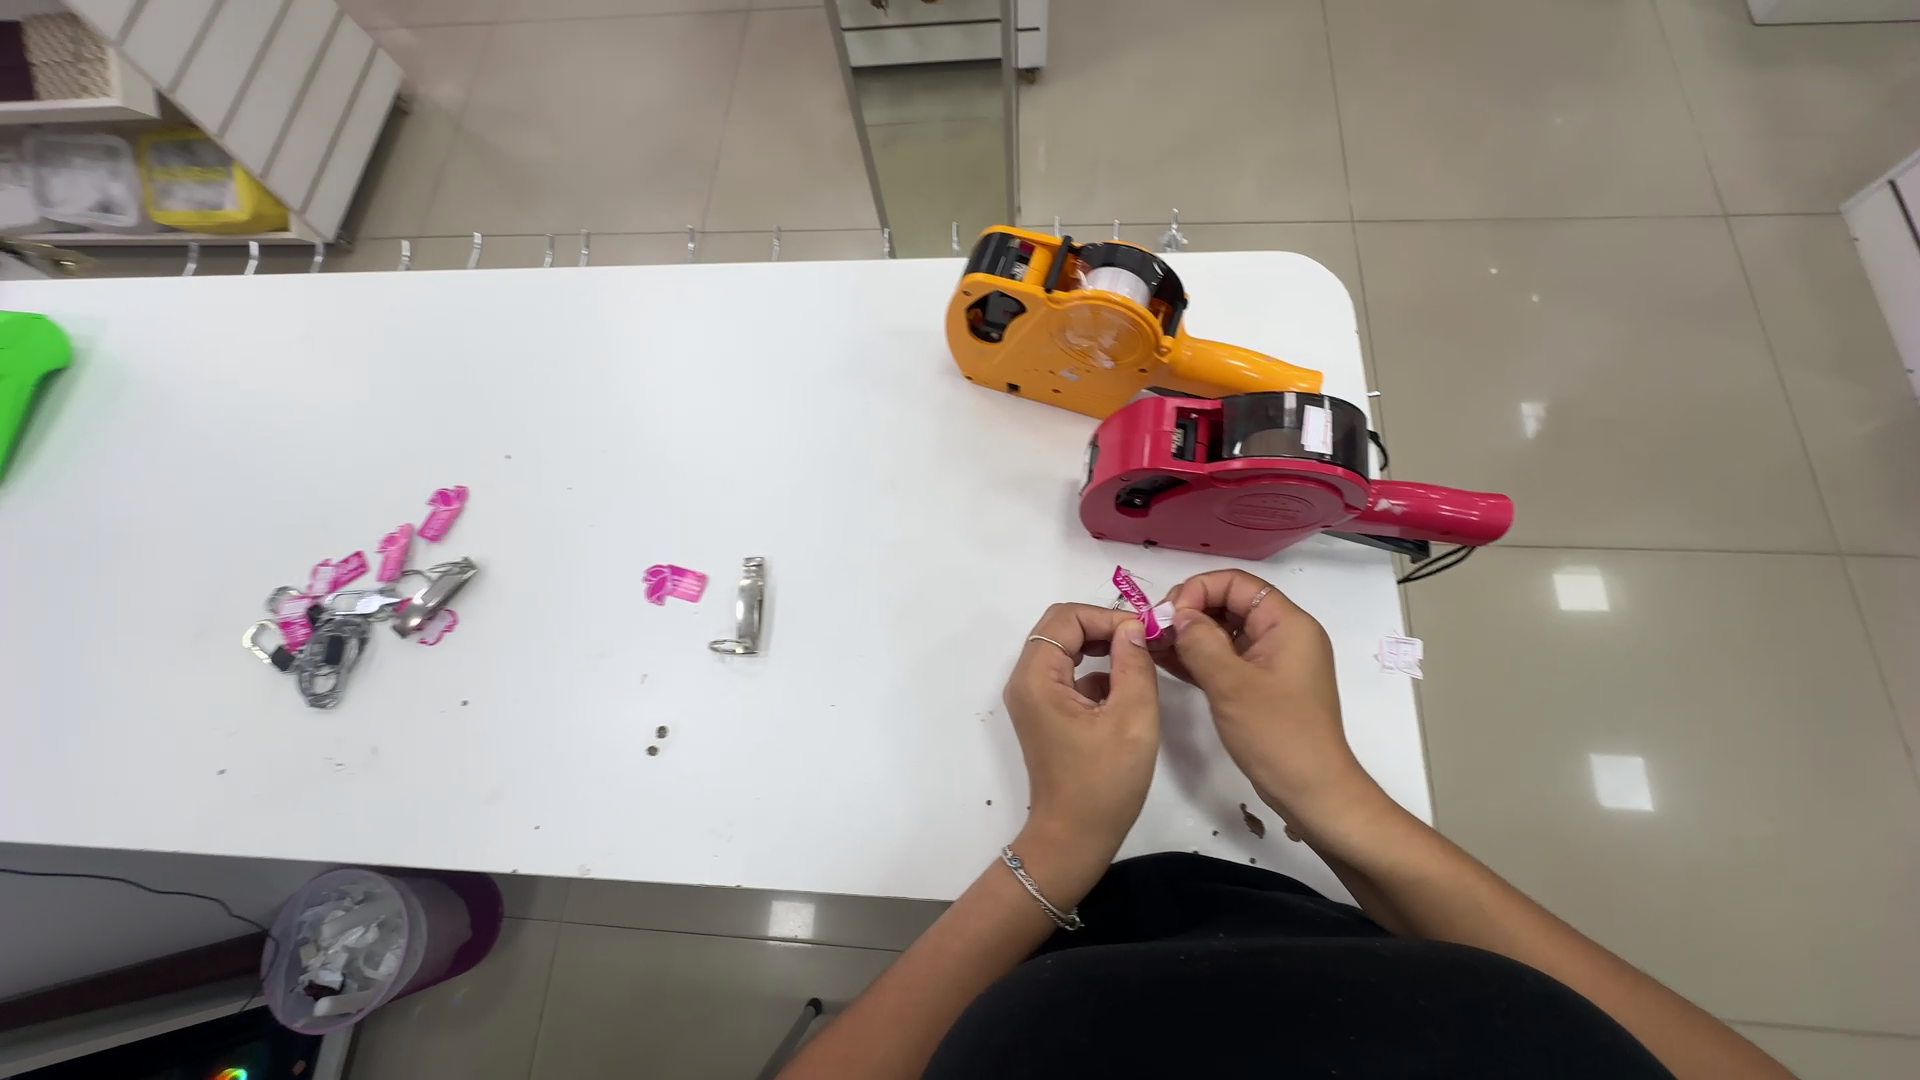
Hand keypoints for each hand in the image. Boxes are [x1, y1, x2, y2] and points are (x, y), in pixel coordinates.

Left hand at [1004, 604, 1160, 857]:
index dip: (1106, 616)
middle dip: (1102, 626)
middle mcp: (1025, 680)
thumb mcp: (1132, 719)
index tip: (1144, 633)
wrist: (1074, 837)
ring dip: (1100, 646)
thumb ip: (1134, 664)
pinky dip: (1095, 669)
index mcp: (1036, 677)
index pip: (1066, 618)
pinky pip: (1067, 672)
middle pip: (1060, 628)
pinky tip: (1125, 688)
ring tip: (1139, 658)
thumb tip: (1134, 627)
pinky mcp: (1044, 712)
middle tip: (1143, 640)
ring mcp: (1032, 697)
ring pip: (1064, 648)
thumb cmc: (1104, 782)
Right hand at [1155, 570, 1374, 824]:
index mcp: (1287, 624)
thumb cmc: (1277, 734)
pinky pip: (1223, 657)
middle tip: (1155, 629)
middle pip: (1229, 603)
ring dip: (1188, 634)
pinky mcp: (1259, 684)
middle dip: (1189, 610)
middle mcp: (1281, 635)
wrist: (1311, 791)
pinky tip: (1164, 659)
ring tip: (1151, 642)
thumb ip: (1200, 642)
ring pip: (1223, 631)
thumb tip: (1178, 615)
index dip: (1199, 590)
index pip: (1237, 584)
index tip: (1170, 615)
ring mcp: (1270, 661)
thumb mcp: (1231, 684)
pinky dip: (1196, 656)